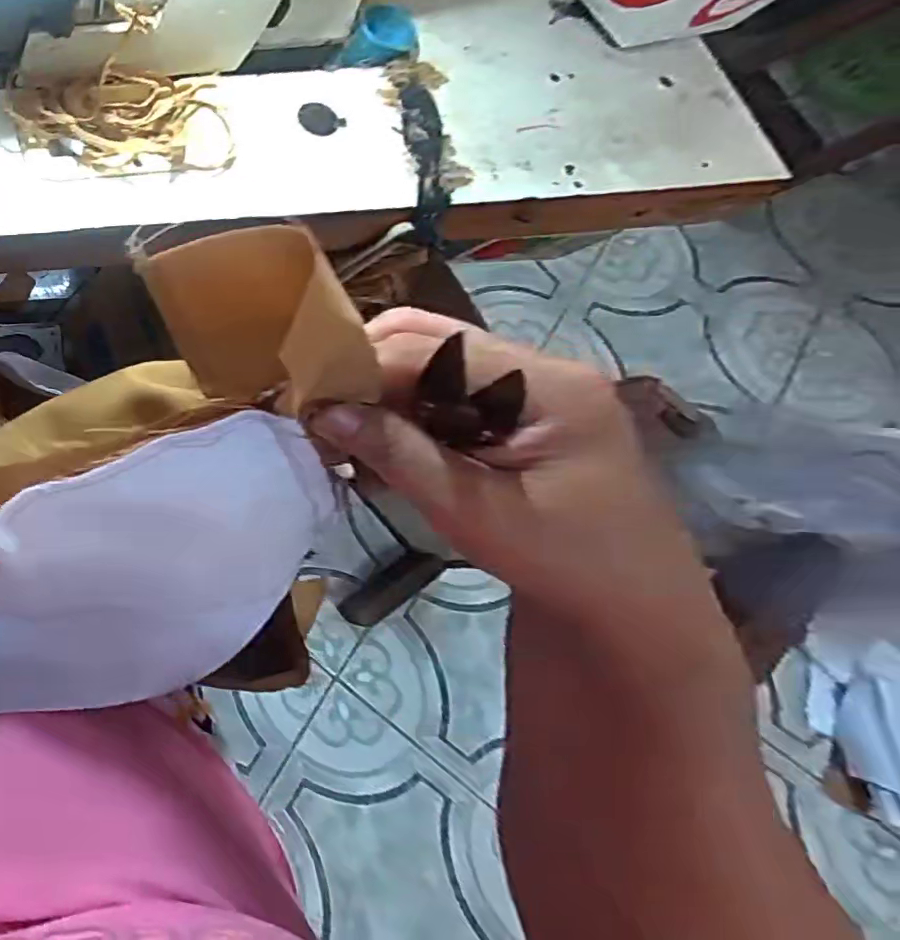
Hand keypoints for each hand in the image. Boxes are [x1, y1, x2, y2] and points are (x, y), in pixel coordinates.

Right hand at [307, 309, 710, 627]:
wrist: (633, 605)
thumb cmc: (558, 561)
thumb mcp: (468, 509)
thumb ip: (395, 452)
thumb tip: (321, 411)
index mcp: (545, 386)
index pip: (429, 350)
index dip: (360, 369)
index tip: (307, 403)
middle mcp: (540, 367)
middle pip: (427, 335)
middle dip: (362, 365)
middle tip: (321, 409)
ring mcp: (531, 383)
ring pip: (428, 354)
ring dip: (376, 383)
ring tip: (343, 424)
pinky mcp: (517, 405)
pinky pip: (442, 382)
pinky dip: (398, 400)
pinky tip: (379, 434)